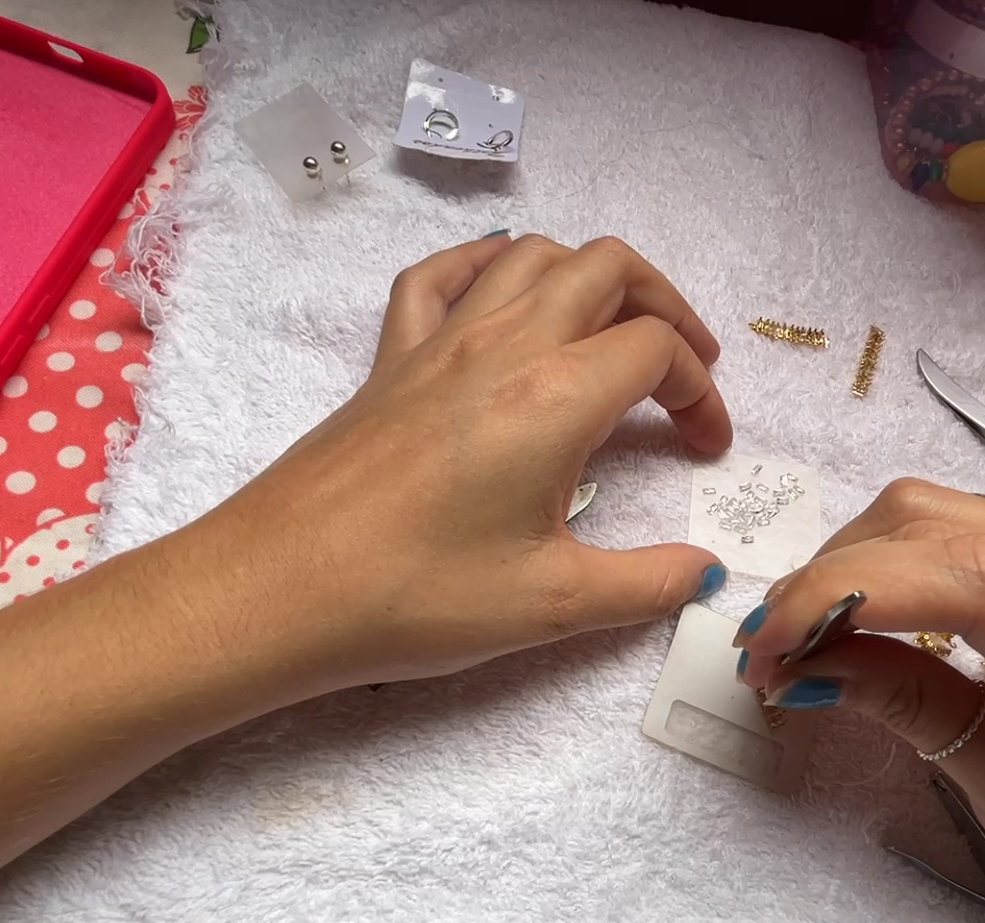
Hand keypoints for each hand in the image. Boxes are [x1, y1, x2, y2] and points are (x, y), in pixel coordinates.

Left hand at [158, 233, 731, 707]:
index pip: (656, 350)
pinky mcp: (389, 356)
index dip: (700, 393)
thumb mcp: (552, 604)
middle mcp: (502, 344)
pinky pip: (442, 275)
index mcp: (553, 397)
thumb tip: (708, 572)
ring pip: (532, 256)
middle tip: (686, 370)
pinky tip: (507, 300)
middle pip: (609, 269)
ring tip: (613, 334)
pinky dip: (490, 268)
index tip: (707, 447)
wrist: (277, 591)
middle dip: (667, 307)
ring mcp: (438, 340)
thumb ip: (648, 584)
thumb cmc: (417, 597)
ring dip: (591, 279)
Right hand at [736, 479, 984, 898]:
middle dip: (830, 581)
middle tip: (766, 649)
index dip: (855, 592)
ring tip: (804, 627)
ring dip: (846, 562)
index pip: (983, 583)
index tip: (769, 643)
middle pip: (948, 532)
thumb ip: (918, 714)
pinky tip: (857, 600)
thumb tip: (805, 658)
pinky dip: (880, 555)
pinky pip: (953, 518)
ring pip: (939, 510)